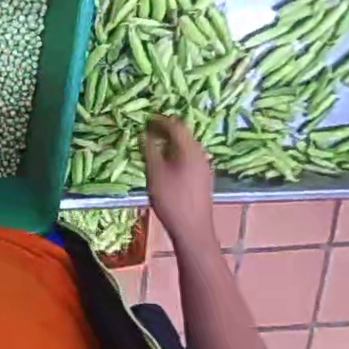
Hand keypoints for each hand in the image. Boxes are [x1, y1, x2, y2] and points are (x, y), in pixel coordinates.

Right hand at [144, 115, 217, 248]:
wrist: (193, 229)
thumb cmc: (171, 199)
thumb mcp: (154, 172)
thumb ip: (149, 150)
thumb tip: (144, 134)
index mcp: (189, 150)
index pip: (175, 126)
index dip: (159, 120)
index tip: (144, 119)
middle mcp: (200, 154)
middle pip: (183, 134)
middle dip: (165, 130)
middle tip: (147, 130)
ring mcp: (204, 167)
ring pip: (186, 146)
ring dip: (170, 142)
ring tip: (152, 145)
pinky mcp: (203, 178)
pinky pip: (189, 157)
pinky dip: (175, 153)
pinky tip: (165, 163)